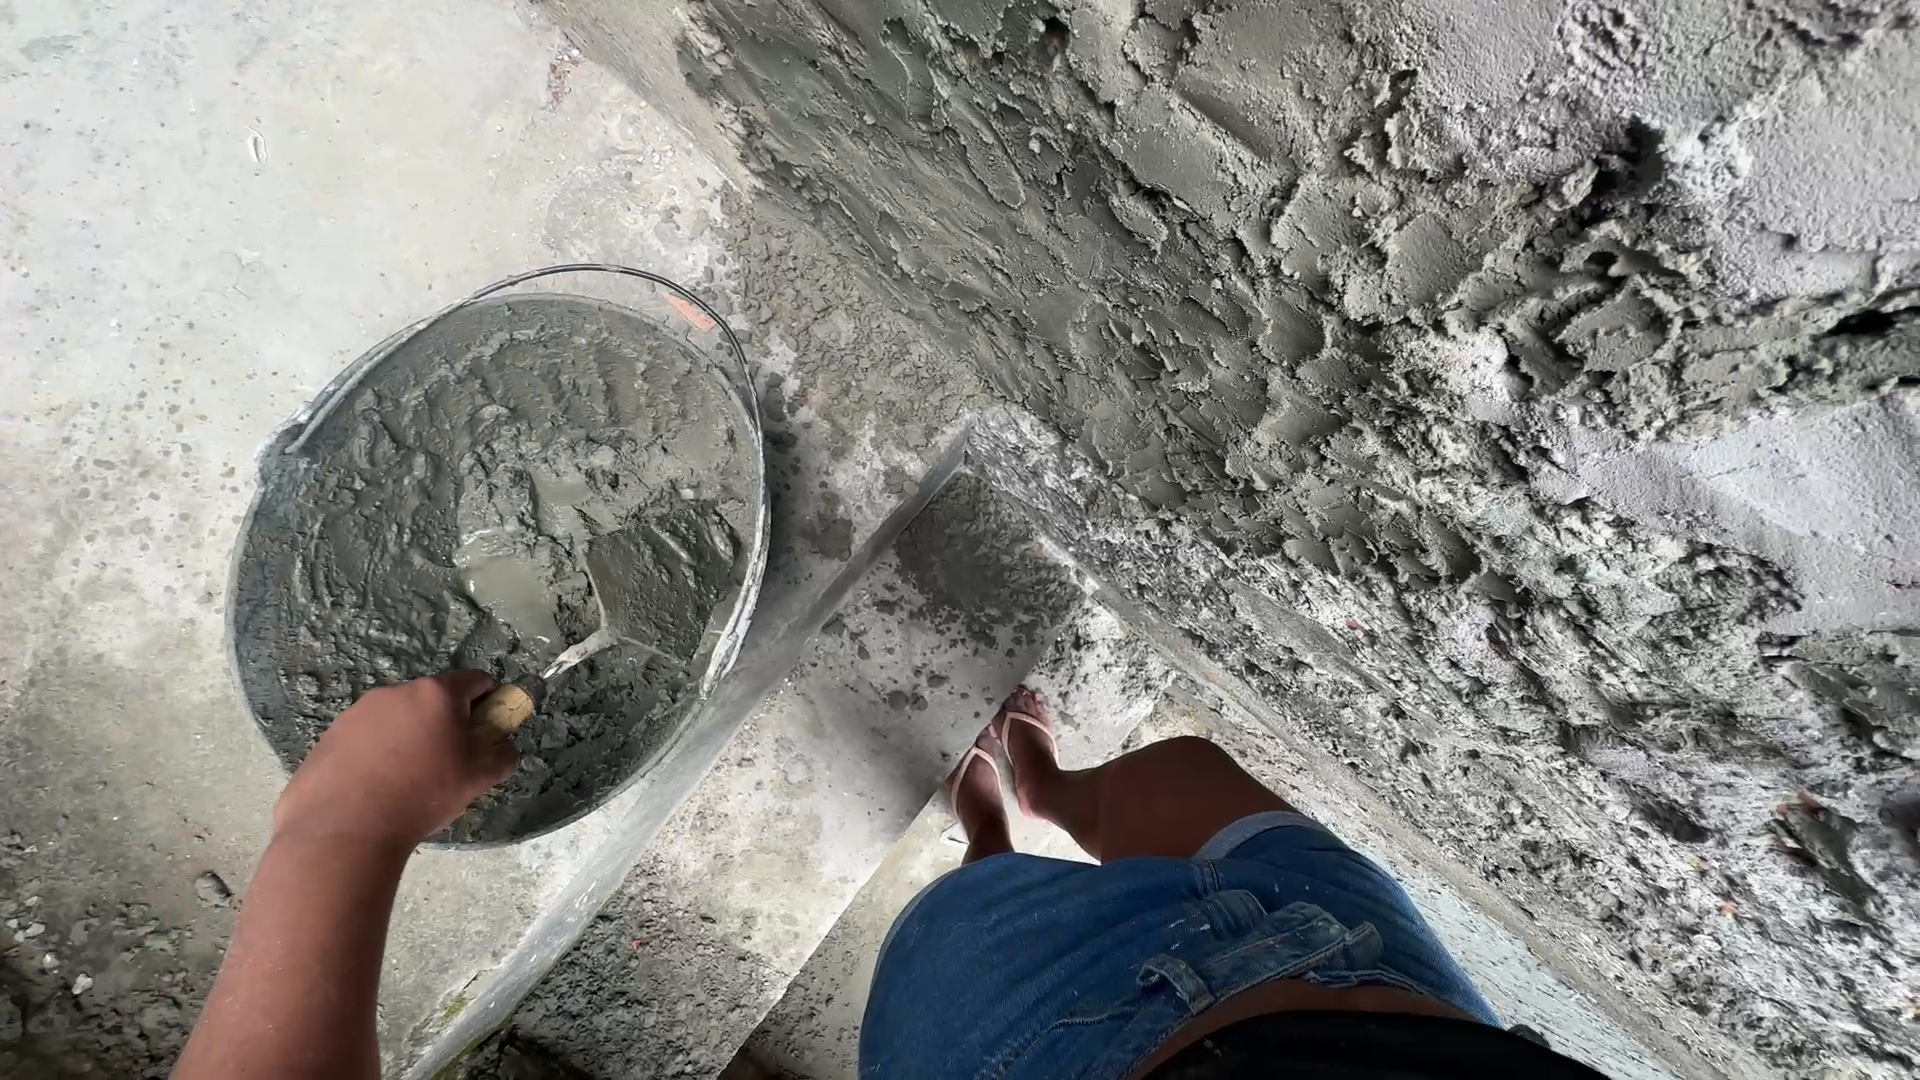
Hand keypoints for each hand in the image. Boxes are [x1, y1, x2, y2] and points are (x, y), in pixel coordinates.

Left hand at [273, 671, 518, 848]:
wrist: (343, 832)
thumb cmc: (424, 793)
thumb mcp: (483, 776)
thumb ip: (505, 753)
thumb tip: (502, 747)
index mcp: (437, 694)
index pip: (477, 680)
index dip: (490, 701)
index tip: (486, 730)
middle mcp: (395, 693)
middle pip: (434, 698)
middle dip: (446, 721)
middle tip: (448, 759)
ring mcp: (355, 714)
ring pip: (397, 717)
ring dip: (410, 736)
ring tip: (406, 778)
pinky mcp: (327, 738)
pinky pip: (365, 737)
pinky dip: (376, 753)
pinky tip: (374, 787)